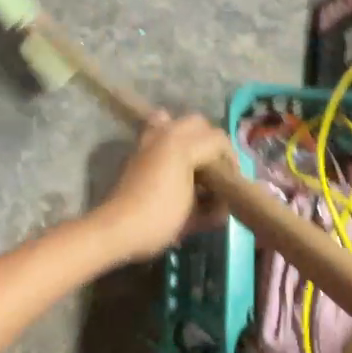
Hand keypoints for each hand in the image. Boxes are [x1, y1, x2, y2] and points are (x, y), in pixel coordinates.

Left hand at [94, 111, 233, 261]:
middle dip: (211, 142)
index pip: (219, 141)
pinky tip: (175, 169)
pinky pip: (155, 133)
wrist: (117, 230)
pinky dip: (169, 143)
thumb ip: (214, 207)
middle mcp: (165, 135)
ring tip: (196, 167)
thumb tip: (222, 205)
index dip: (232, 159)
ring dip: (189, 139)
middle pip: (198, 123)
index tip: (234, 181)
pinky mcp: (134, 152)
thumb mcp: (194, 217)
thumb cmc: (159, 221)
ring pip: (174, 122)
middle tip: (216, 169)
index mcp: (183, 146)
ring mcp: (146, 141)